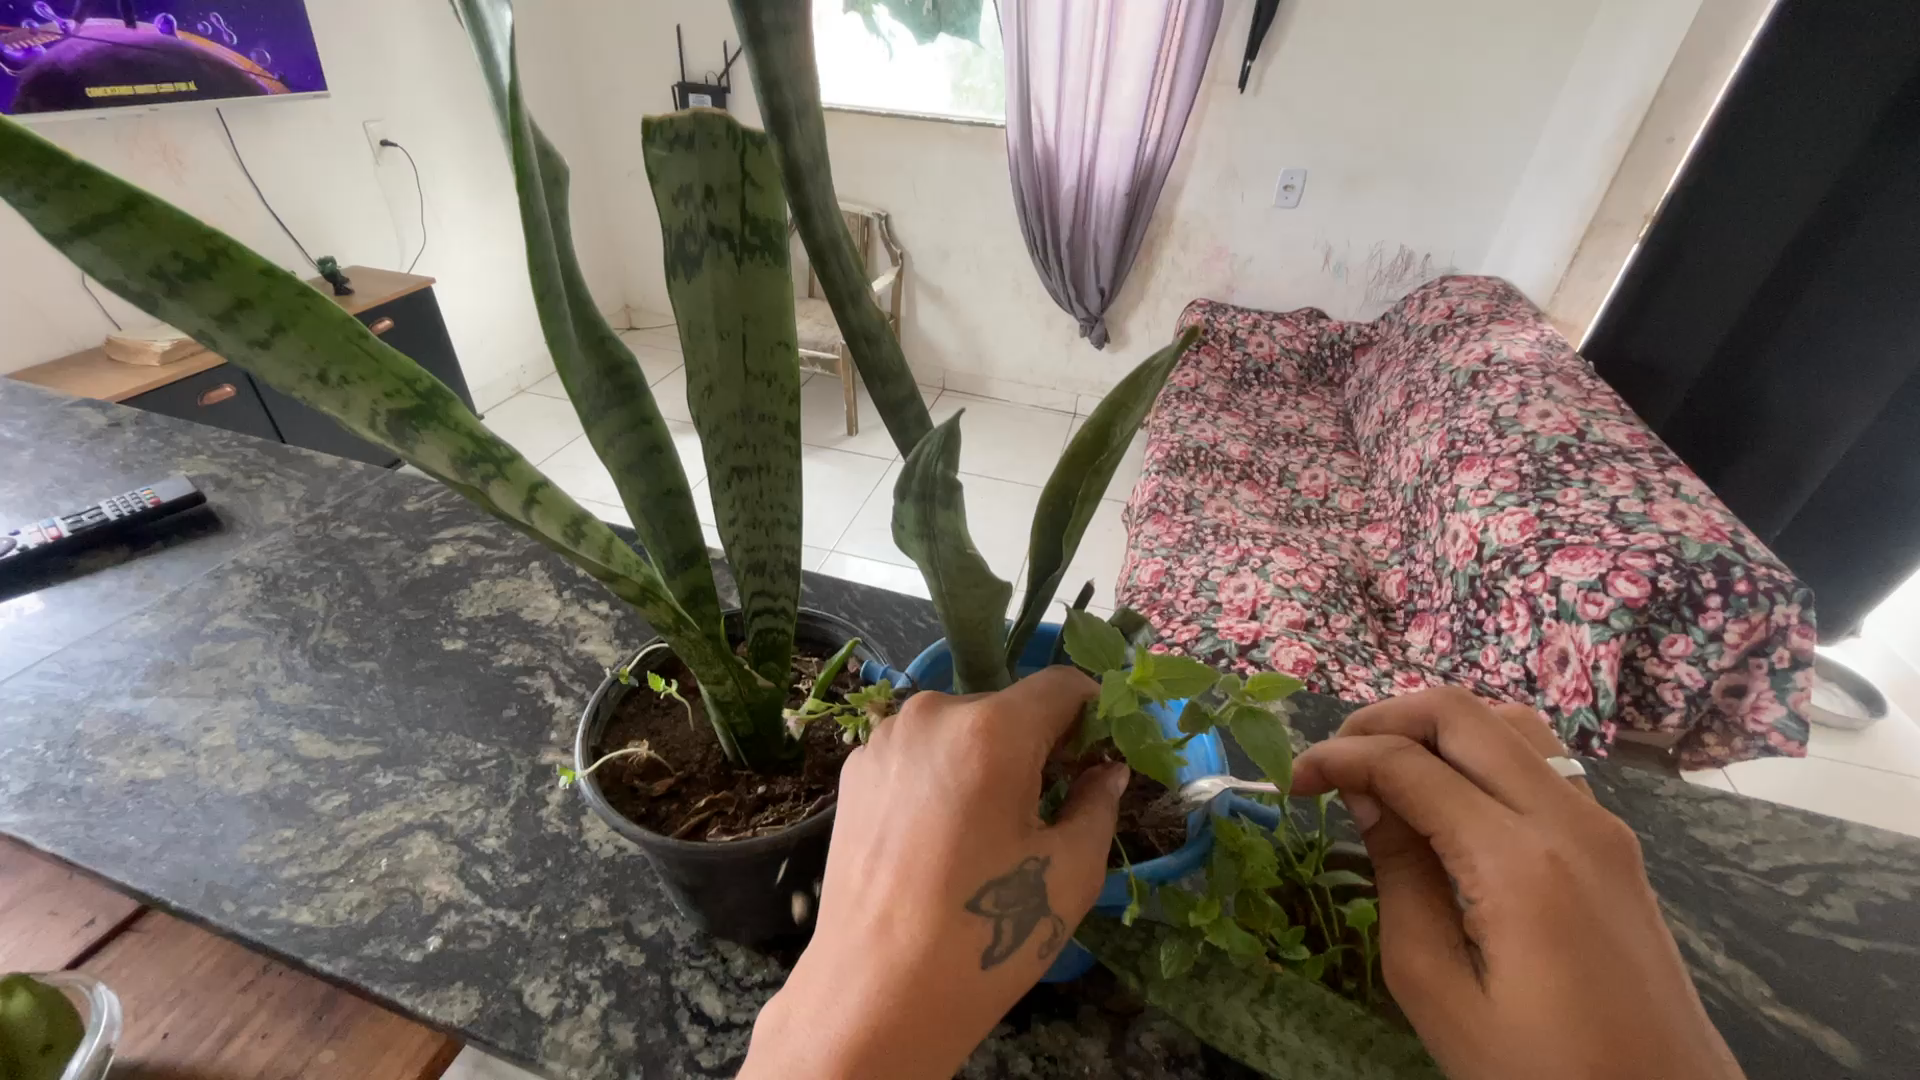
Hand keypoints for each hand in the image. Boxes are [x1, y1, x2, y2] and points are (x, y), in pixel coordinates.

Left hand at [740, 667, 1128, 1079]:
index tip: (1099, 752)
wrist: (873, 995)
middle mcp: (933, 713)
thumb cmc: (984, 936)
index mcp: (991, 730)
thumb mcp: (1069, 871)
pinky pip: (919, 749)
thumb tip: (1107, 769)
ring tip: (985, 822)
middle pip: (1008, 706)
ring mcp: (886, 736)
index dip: (1091, 711)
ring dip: (986, 755)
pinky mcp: (856, 765)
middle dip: (1038, 741)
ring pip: (961, 726)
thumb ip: (1098, 802)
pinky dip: (942, 770)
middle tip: (1048, 799)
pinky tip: (938, 830)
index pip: (1059, 683)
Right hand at [1290, 687, 1743, 1079]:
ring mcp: (1601, 825)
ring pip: (1504, 721)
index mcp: (1518, 861)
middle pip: (1458, 712)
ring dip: (1431, 727)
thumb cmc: (1538, 1071)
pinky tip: (1442, 792)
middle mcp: (1569, 820)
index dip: (1336, 758)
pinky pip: (1535, 757)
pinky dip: (1473, 749)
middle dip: (1379, 721)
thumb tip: (1366, 796)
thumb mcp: (1432, 983)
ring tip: (1385, 768)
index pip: (1405, 762)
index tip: (1295, 782)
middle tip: (1335, 763)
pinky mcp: (1612, 843)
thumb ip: (1397, 873)